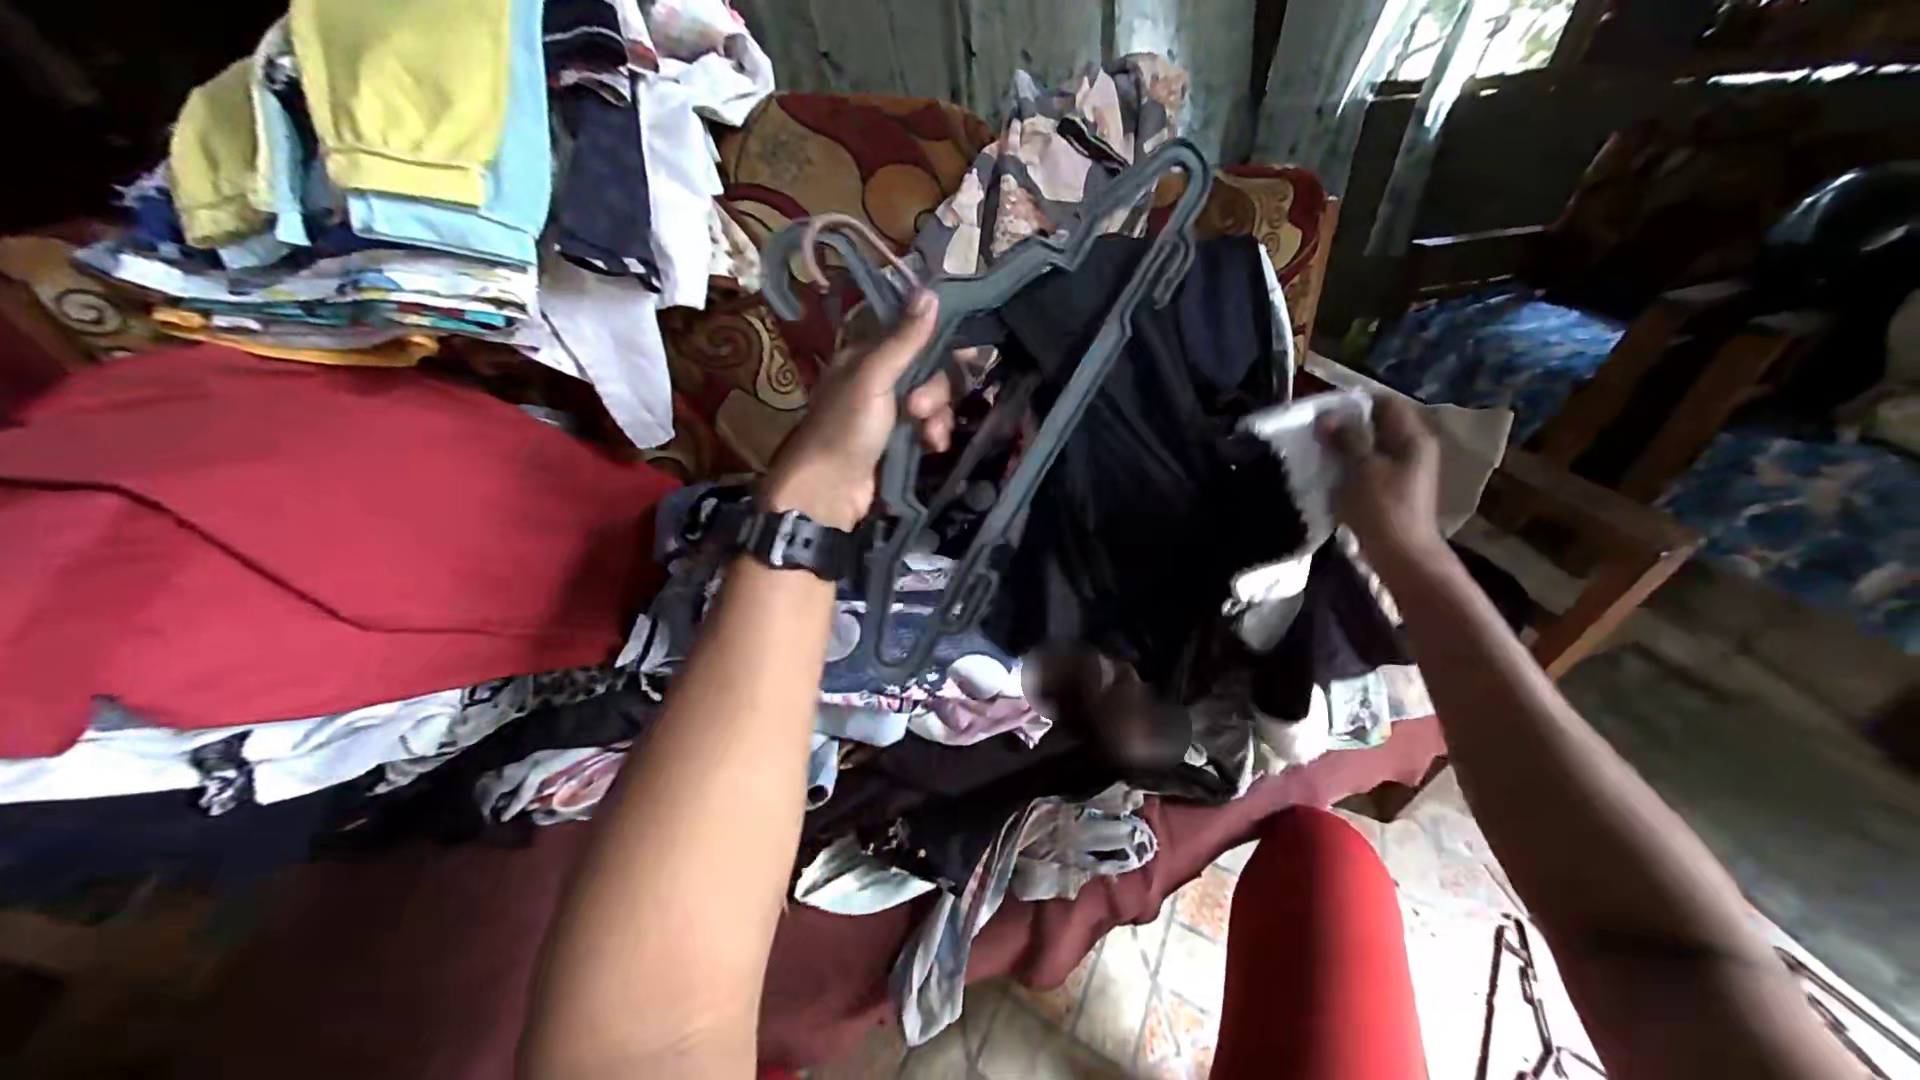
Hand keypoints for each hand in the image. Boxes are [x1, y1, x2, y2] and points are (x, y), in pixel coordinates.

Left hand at [762, 291, 954, 529]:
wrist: (829, 490)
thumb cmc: (845, 427)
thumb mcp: (873, 378)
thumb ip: (903, 339)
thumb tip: (931, 292)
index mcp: (870, 354)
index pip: (918, 333)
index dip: (943, 341)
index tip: (966, 355)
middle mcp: (884, 377)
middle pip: (934, 368)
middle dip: (937, 389)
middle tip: (919, 410)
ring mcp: (895, 410)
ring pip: (938, 399)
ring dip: (940, 416)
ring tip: (928, 435)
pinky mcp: (904, 439)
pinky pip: (934, 426)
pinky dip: (937, 435)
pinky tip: (932, 447)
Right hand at [1317, 393, 1444, 567]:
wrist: (1401, 553)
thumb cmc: (1383, 507)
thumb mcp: (1363, 469)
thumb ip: (1348, 439)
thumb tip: (1328, 417)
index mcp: (1413, 438)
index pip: (1386, 403)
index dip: (1356, 402)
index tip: (1325, 410)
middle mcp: (1414, 448)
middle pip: (1379, 424)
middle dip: (1348, 424)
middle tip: (1317, 430)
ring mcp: (1405, 469)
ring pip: (1372, 446)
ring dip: (1347, 446)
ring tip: (1320, 449)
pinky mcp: (1392, 487)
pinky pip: (1370, 465)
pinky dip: (1351, 464)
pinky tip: (1331, 471)